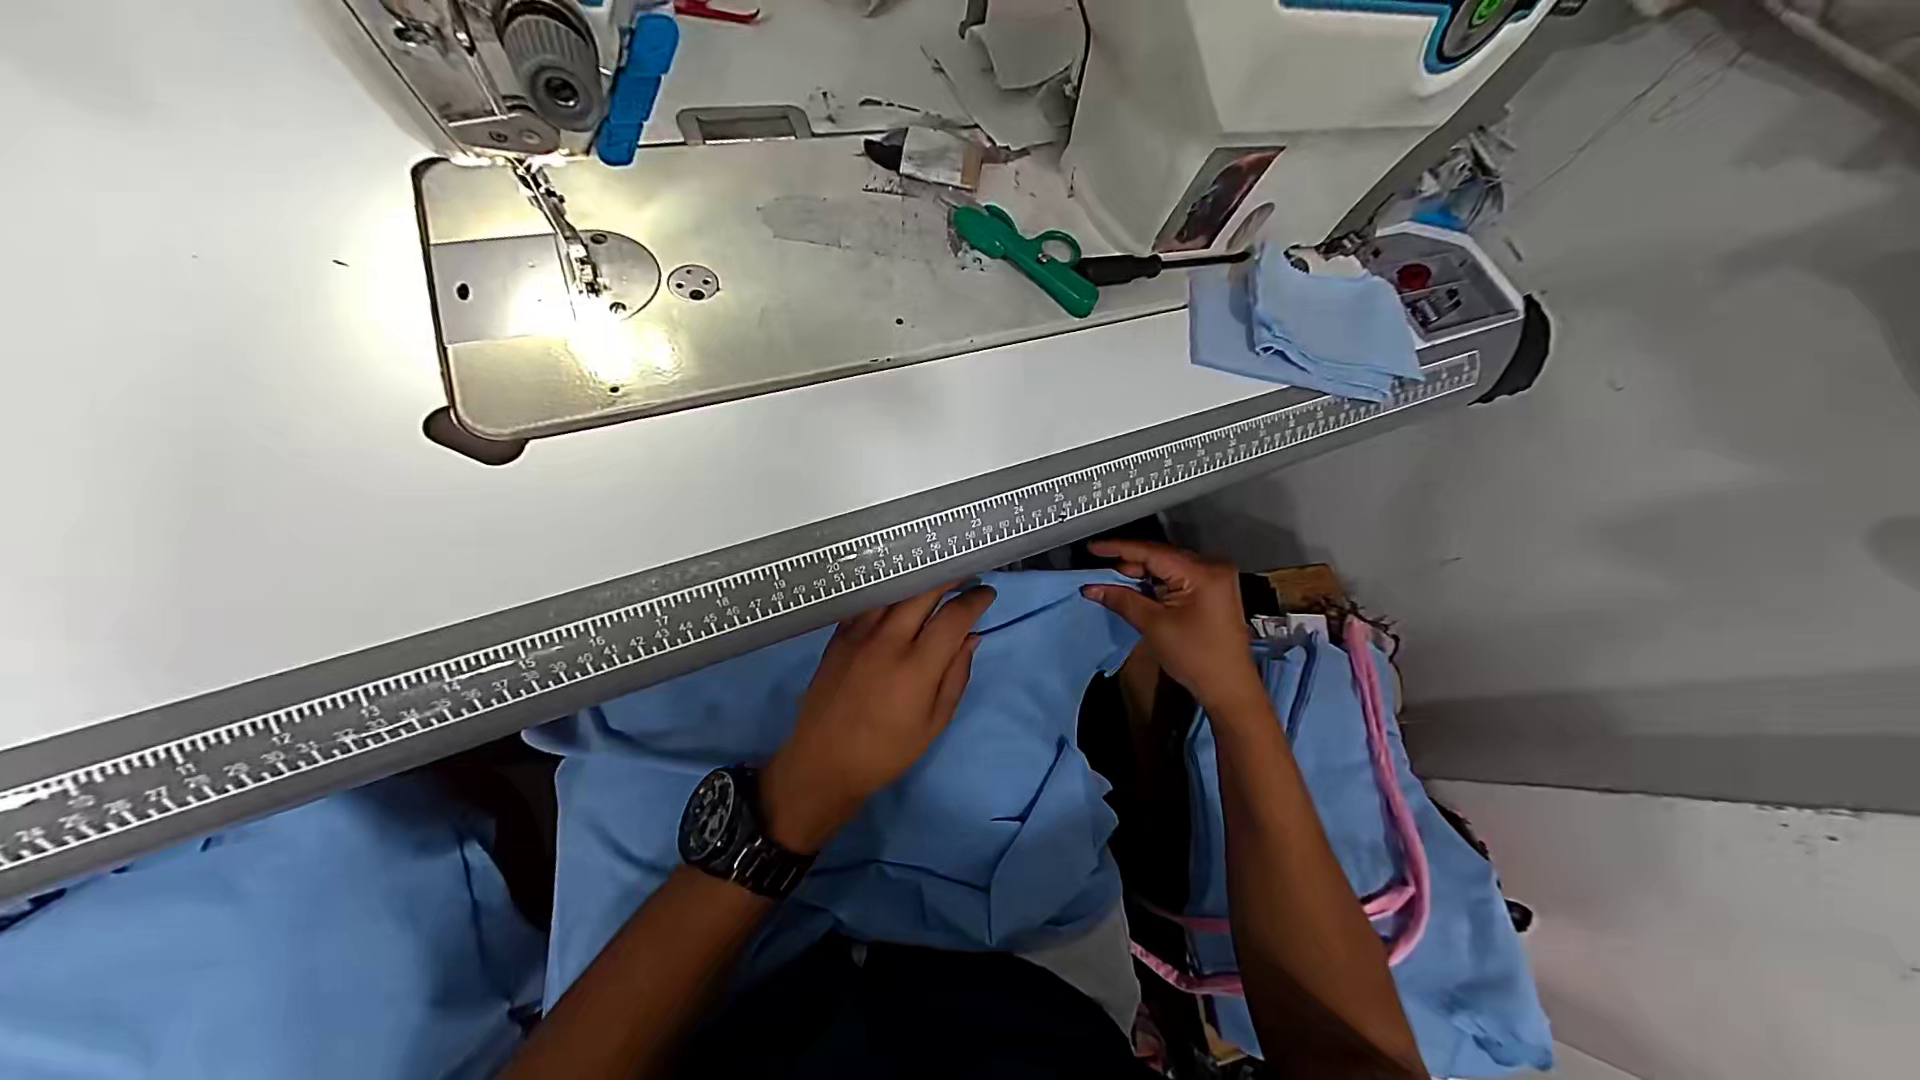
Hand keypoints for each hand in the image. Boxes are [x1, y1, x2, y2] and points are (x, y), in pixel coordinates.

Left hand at [761, 582, 996, 853]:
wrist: (823, 762)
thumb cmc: (885, 751)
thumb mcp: (933, 723)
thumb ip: (956, 676)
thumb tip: (971, 638)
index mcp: (916, 668)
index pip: (953, 618)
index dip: (975, 600)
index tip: (987, 593)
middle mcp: (888, 642)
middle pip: (923, 592)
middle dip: (950, 578)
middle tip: (966, 575)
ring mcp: (859, 635)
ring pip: (894, 591)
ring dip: (919, 581)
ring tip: (935, 579)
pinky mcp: (838, 637)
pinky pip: (868, 603)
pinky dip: (888, 594)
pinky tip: (897, 595)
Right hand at [1082, 540, 1265, 714]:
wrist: (1229, 688)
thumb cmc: (1197, 658)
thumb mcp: (1153, 625)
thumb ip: (1122, 599)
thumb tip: (1093, 587)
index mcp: (1202, 573)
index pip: (1152, 552)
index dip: (1119, 549)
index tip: (1094, 548)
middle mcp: (1214, 568)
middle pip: (1162, 556)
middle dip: (1130, 564)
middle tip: (1103, 575)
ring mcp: (1216, 579)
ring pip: (1169, 566)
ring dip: (1143, 574)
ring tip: (1117, 584)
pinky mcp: (1214, 591)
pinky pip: (1179, 577)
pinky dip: (1157, 582)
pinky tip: (1140, 590)